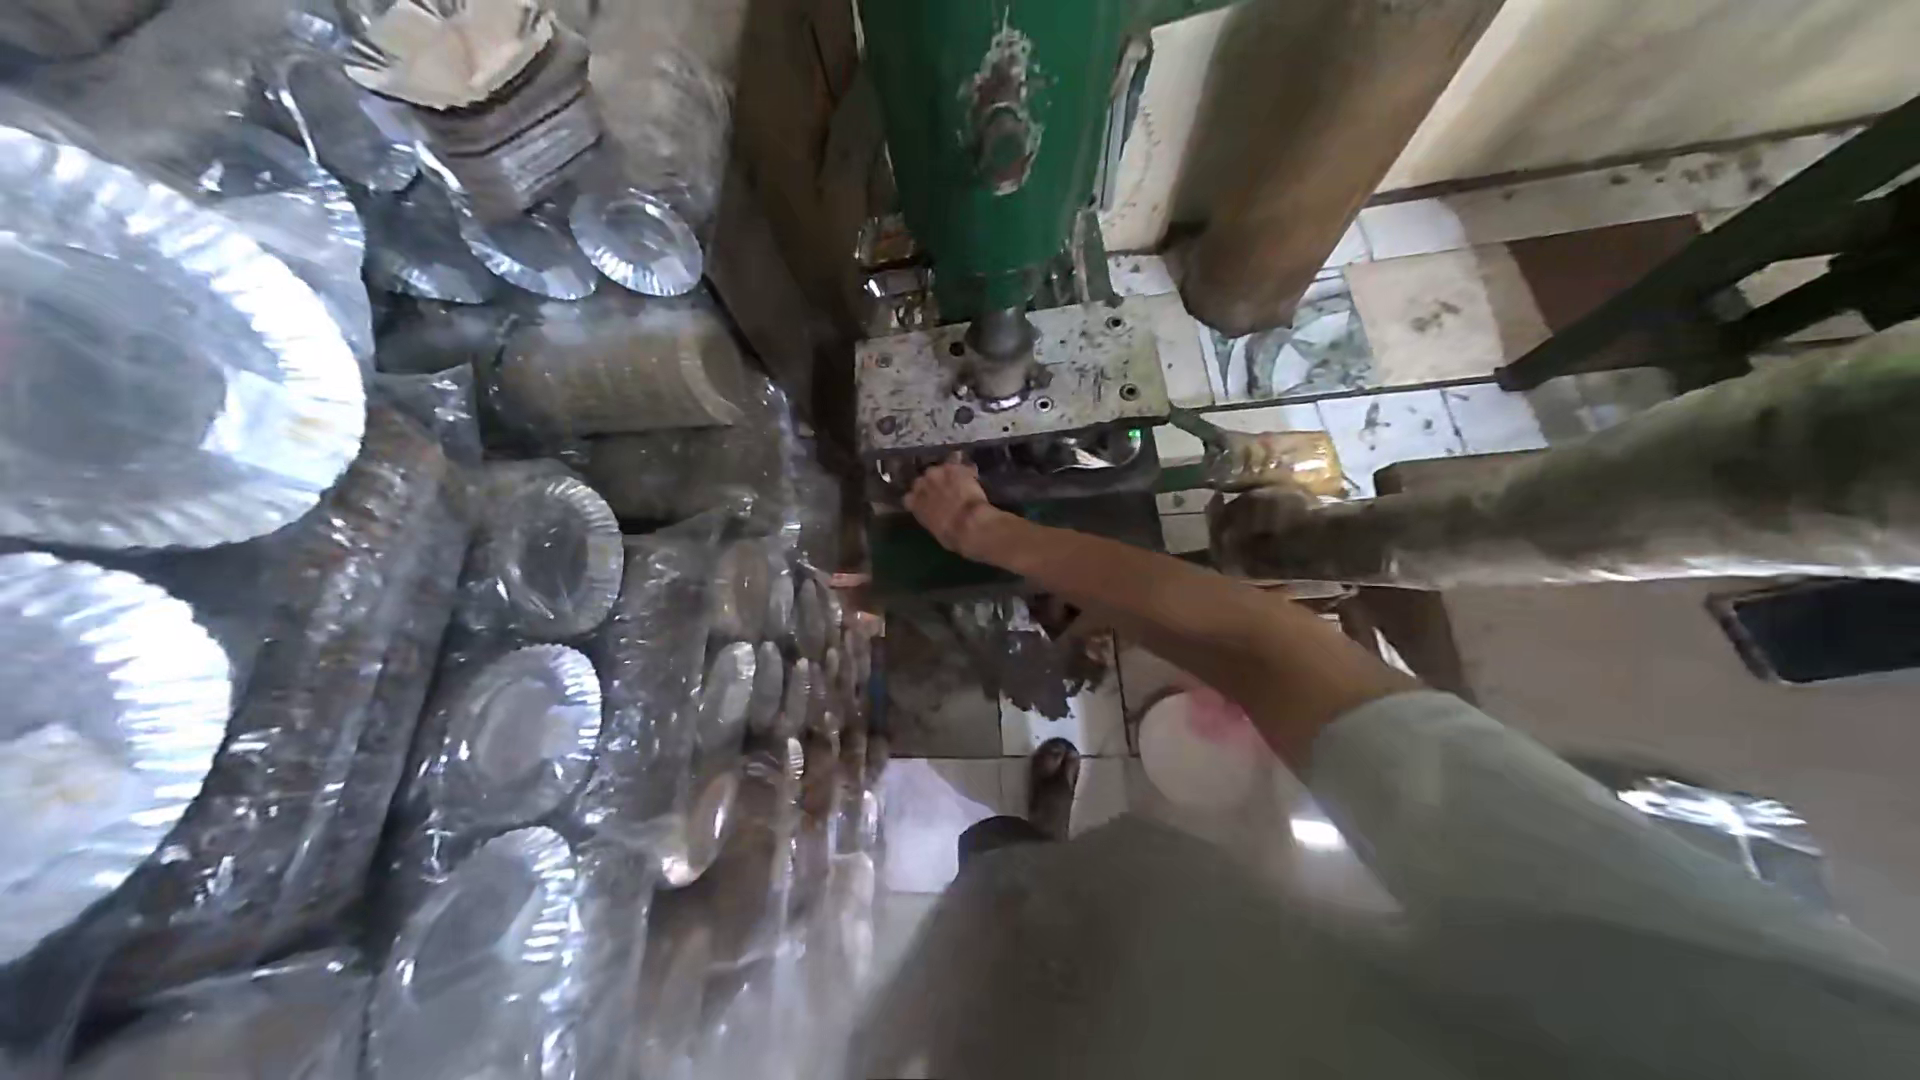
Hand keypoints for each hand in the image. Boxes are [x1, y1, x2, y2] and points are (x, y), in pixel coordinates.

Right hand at [905, 456, 1002, 558]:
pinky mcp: (956, 467)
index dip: (919, 498)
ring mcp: (938, 473)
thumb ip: (933, 518)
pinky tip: (973, 475)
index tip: (927, 502)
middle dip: (933, 484)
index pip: (909, 497)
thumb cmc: (952, 536)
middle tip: (945, 491)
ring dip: (949, 474)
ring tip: (959, 481)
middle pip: (925, 479)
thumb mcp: (936, 530)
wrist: (969, 524)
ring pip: (942, 468)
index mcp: (914, 503)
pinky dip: (966, 470)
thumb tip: (938, 517)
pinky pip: (960, 465)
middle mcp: (922, 484)